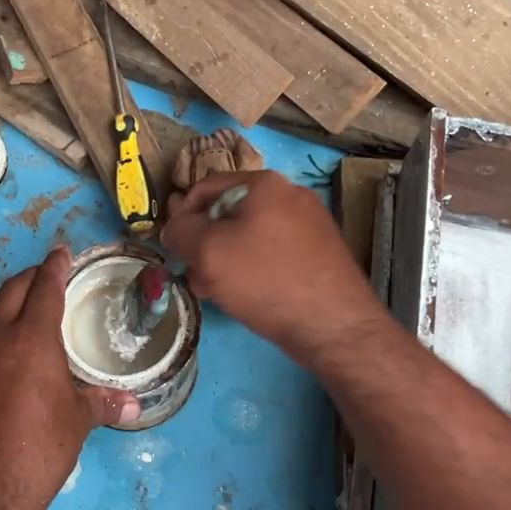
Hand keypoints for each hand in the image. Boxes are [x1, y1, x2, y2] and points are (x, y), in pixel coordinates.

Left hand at [0, 247, 138, 509]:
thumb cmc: (43, 446)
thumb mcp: (80, 420)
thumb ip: (104, 404)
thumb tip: (134, 405)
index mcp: (34, 338)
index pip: (46, 288)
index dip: (55, 266)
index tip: (60, 253)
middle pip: (11, 292)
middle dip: (29, 279)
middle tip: (43, 277)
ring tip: (10, 312)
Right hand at [162, 171, 389, 366]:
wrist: (335, 327)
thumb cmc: (266, 281)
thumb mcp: (208, 252)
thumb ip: (181, 231)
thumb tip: (175, 226)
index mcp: (264, 183)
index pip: (204, 188)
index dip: (182, 217)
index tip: (175, 250)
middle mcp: (290, 194)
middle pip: (228, 212)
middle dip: (205, 243)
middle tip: (197, 276)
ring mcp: (309, 222)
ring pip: (249, 234)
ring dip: (226, 259)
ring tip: (219, 292)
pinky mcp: (319, 250)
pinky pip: (272, 251)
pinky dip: (254, 268)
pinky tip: (249, 296)